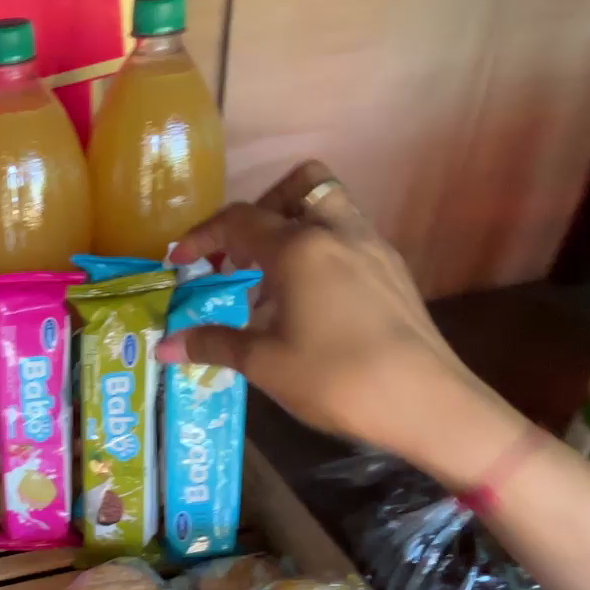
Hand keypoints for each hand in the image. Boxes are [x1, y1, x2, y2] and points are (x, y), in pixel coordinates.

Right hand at [157, 161, 525, 486]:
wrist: (424, 402)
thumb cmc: (334, 378)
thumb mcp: (264, 363)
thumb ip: (213, 344)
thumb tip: (164, 346)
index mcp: (300, 248)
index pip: (240, 219)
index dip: (202, 236)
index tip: (179, 261)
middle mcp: (338, 232)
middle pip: (297, 187)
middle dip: (260, 211)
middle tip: (239, 256)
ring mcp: (372, 248)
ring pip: (329, 208)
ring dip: (293, 228)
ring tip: (270, 282)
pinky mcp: (392, 271)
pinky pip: (347, 239)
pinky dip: (318, 252)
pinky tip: (306, 303)